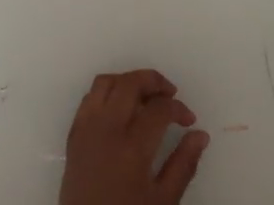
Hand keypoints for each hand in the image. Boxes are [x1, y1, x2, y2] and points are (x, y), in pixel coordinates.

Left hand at [60, 69, 208, 204]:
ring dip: (128, 80)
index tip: (189, 120)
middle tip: (170, 93)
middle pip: (129, 83)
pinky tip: (121, 107)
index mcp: (131, 147)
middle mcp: (106, 128)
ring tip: (146, 96)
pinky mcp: (73, 131)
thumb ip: (183, 164)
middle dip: (153, 81)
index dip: (178, 108)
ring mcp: (85, 126)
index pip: (158, 108)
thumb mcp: (164, 200)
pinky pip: (89, 96)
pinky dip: (107, 91)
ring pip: (105, 82)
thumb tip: (200, 134)